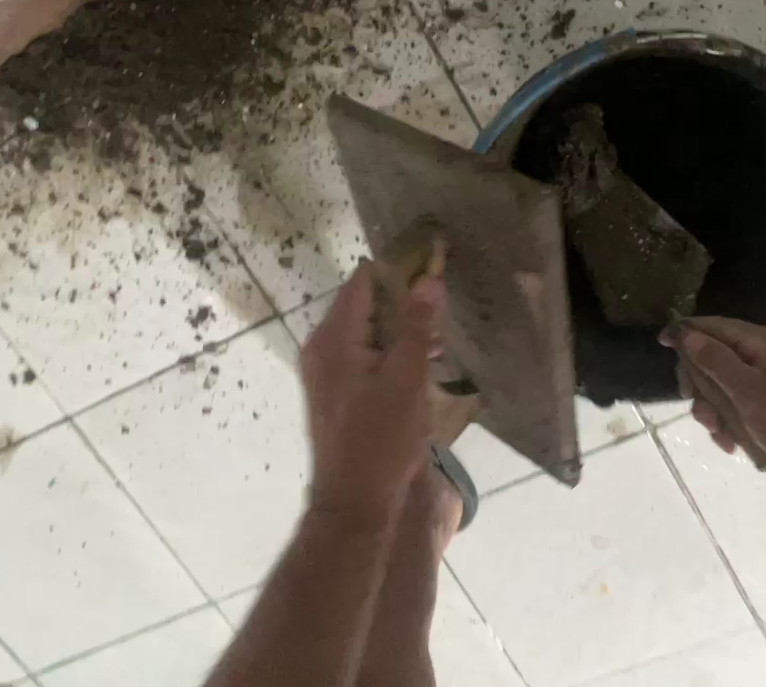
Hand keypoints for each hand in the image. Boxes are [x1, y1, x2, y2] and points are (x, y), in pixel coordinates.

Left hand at [299, 265, 441, 520]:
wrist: (355, 504)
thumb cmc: (382, 439)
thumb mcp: (407, 378)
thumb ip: (417, 325)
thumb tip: (429, 278)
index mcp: (334, 338)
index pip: (364, 281)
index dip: (399, 268)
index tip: (432, 262)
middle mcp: (323, 347)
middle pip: (366, 303)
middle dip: (404, 297)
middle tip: (443, 296)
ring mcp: (328, 370)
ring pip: (369, 329)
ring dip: (402, 325)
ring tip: (441, 328)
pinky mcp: (338, 389)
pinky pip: (366, 352)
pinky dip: (392, 348)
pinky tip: (426, 356)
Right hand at [663, 317, 765, 483]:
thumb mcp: (748, 392)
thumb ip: (715, 361)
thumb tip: (686, 333)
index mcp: (763, 342)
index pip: (715, 326)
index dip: (687, 332)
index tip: (661, 342)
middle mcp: (765, 356)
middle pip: (715, 357)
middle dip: (701, 384)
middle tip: (695, 406)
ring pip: (722, 386)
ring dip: (713, 410)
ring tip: (719, 434)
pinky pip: (737, 407)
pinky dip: (729, 423)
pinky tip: (732, 444)